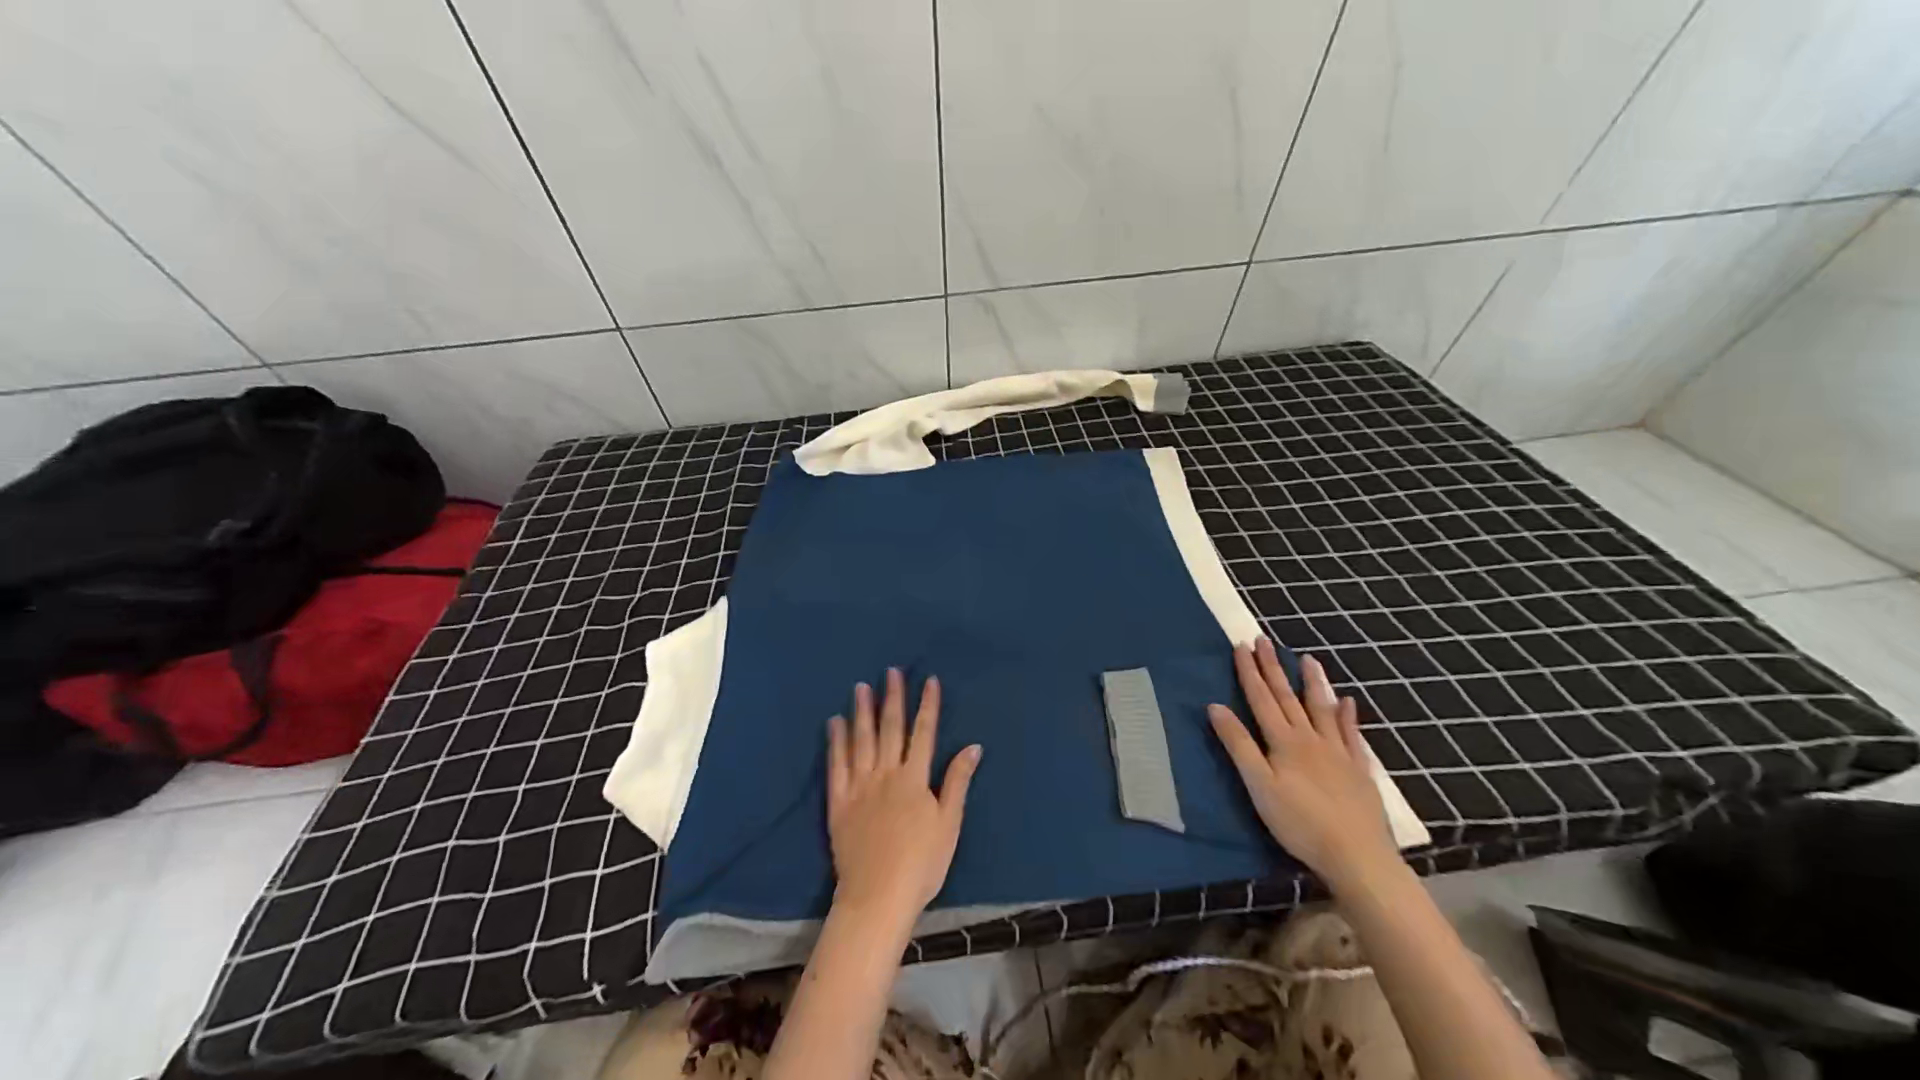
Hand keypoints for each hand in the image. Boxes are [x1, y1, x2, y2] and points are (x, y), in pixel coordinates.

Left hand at [827, 668, 981, 920]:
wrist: (878, 895)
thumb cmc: (922, 863)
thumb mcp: (949, 823)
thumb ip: (958, 782)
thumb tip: (973, 746)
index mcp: (915, 779)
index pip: (924, 733)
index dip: (927, 705)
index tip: (929, 680)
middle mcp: (886, 774)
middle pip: (890, 729)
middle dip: (893, 698)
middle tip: (891, 671)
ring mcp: (859, 786)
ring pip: (861, 740)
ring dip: (862, 711)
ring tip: (861, 687)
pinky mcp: (838, 802)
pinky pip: (835, 765)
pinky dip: (835, 741)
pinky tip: (834, 723)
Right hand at [1208, 639, 1398, 893]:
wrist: (1357, 855)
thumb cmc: (1299, 823)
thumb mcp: (1259, 785)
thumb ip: (1238, 745)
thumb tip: (1215, 706)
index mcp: (1283, 741)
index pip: (1262, 699)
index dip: (1250, 672)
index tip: (1242, 645)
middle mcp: (1310, 738)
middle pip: (1288, 697)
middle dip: (1273, 668)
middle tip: (1265, 641)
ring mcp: (1338, 751)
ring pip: (1321, 708)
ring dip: (1313, 682)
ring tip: (1308, 659)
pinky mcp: (1358, 769)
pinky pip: (1351, 734)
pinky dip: (1347, 715)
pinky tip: (1348, 702)